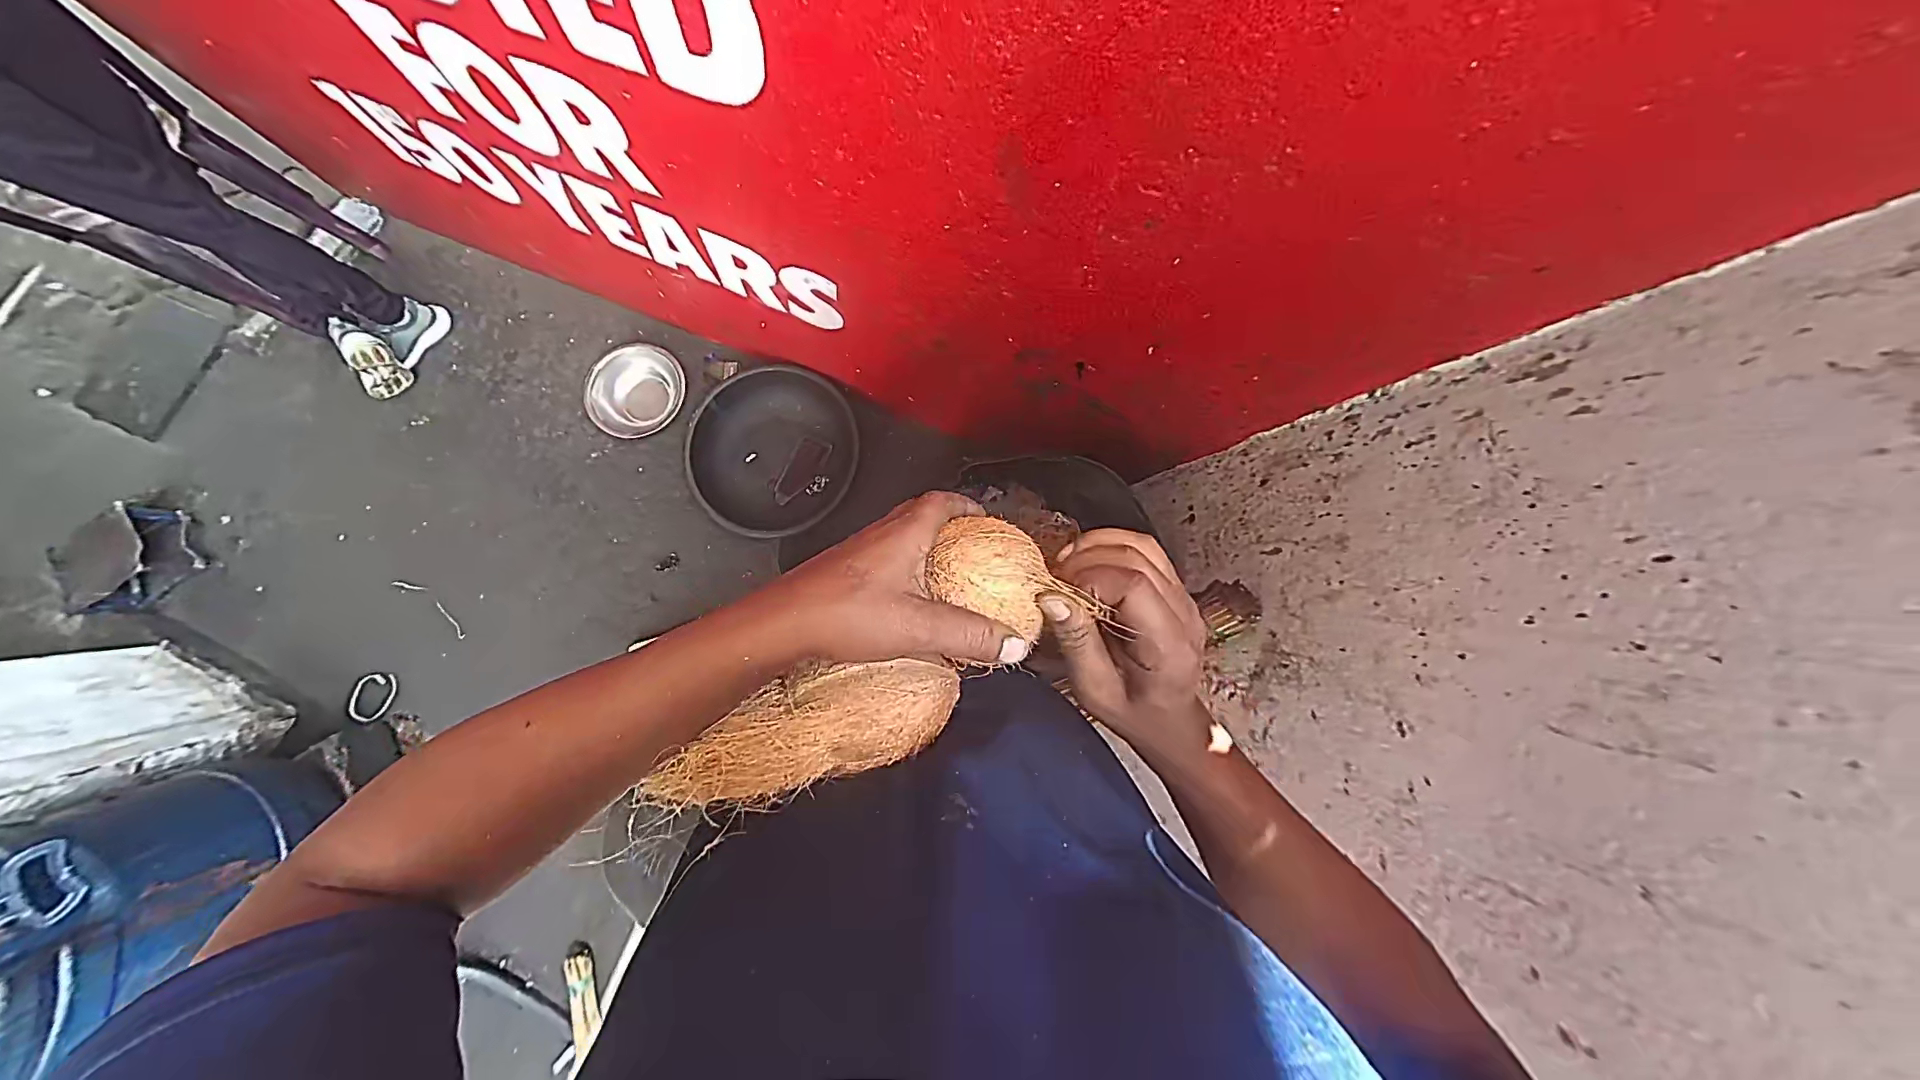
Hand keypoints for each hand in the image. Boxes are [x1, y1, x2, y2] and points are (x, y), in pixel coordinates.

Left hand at [753, 492, 1032, 665]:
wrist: (782, 624)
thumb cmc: (840, 614)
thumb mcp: (919, 627)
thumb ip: (968, 636)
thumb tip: (1009, 643)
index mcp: (904, 535)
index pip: (941, 501)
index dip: (966, 505)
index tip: (983, 515)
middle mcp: (879, 536)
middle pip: (920, 514)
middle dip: (948, 524)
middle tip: (967, 543)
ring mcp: (858, 553)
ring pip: (898, 536)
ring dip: (923, 546)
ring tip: (942, 572)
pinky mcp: (843, 573)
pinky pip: (881, 559)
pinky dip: (901, 569)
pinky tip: (905, 599)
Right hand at [1042, 529, 1213, 754]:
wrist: (1170, 720)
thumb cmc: (1134, 712)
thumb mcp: (1095, 690)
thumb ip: (1076, 642)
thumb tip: (1051, 599)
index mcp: (1168, 645)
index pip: (1133, 585)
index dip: (1089, 578)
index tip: (1059, 590)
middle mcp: (1183, 613)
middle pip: (1137, 557)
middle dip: (1087, 559)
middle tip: (1056, 577)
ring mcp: (1182, 597)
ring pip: (1142, 545)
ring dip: (1097, 546)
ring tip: (1067, 567)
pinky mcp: (1173, 588)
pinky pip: (1144, 550)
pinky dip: (1109, 547)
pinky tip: (1086, 562)